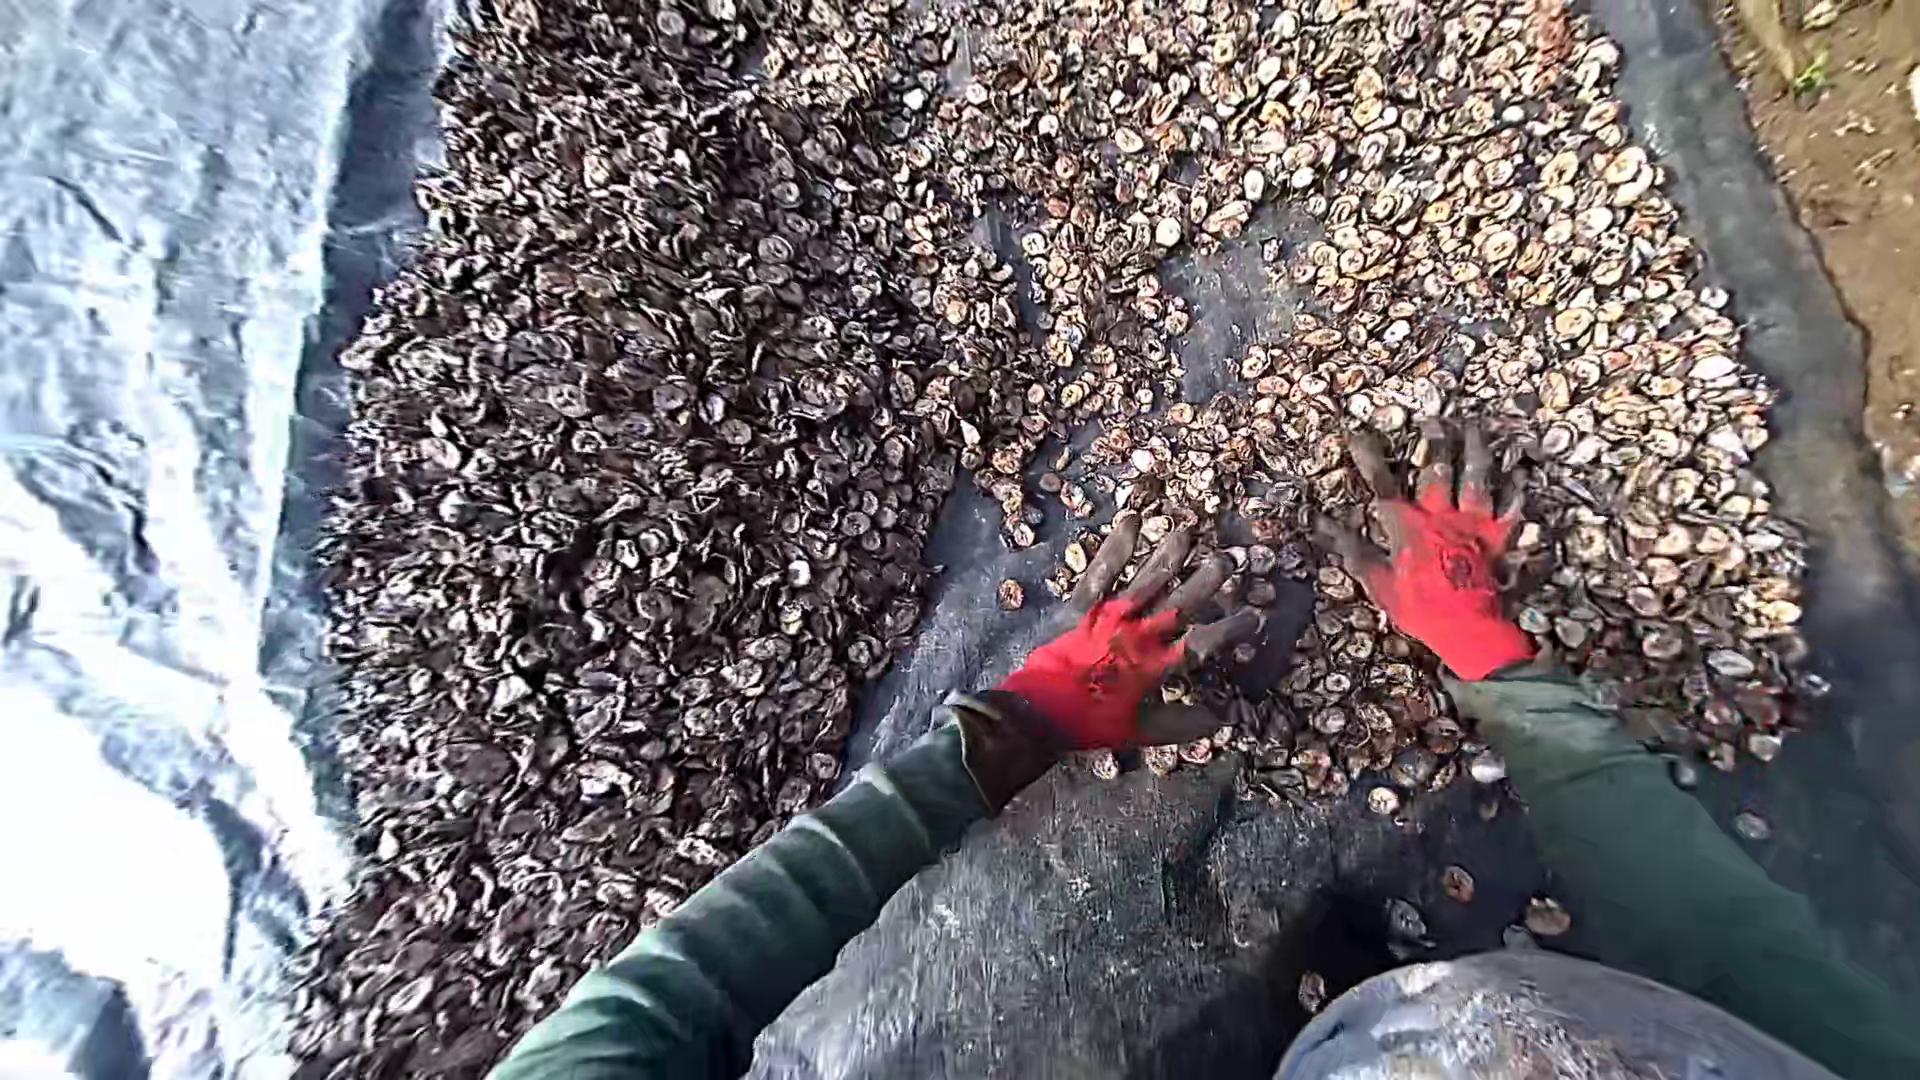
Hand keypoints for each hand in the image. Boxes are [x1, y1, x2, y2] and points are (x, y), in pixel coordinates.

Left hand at [998, 511, 1261, 748]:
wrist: (1040, 709)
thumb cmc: (1090, 720)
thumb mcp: (1139, 728)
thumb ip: (1181, 723)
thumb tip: (1221, 720)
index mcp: (1155, 665)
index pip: (1203, 644)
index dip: (1230, 629)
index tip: (1254, 616)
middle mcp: (1137, 634)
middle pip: (1179, 602)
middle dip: (1205, 582)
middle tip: (1227, 560)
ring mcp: (1110, 615)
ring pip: (1147, 580)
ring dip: (1169, 556)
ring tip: (1187, 532)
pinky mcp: (1083, 604)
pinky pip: (1103, 570)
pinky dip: (1117, 545)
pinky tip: (1132, 520)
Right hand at [1319, 422, 1533, 680]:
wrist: (1467, 628)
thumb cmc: (1414, 604)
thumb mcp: (1372, 577)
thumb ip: (1348, 544)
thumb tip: (1317, 520)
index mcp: (1407, 526)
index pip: (1383, 484)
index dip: (1369, 458)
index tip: (1359, 435)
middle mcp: (1442, 517)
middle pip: (1438, 471)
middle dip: (1434, 444)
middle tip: (1434, 421)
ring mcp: (1475, 525)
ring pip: (1477, 479)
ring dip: (1476, 452)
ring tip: (1475, 429)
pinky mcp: (1501, 538)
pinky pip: (1513, 507)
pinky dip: (1515, 488)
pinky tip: (1518, 472)